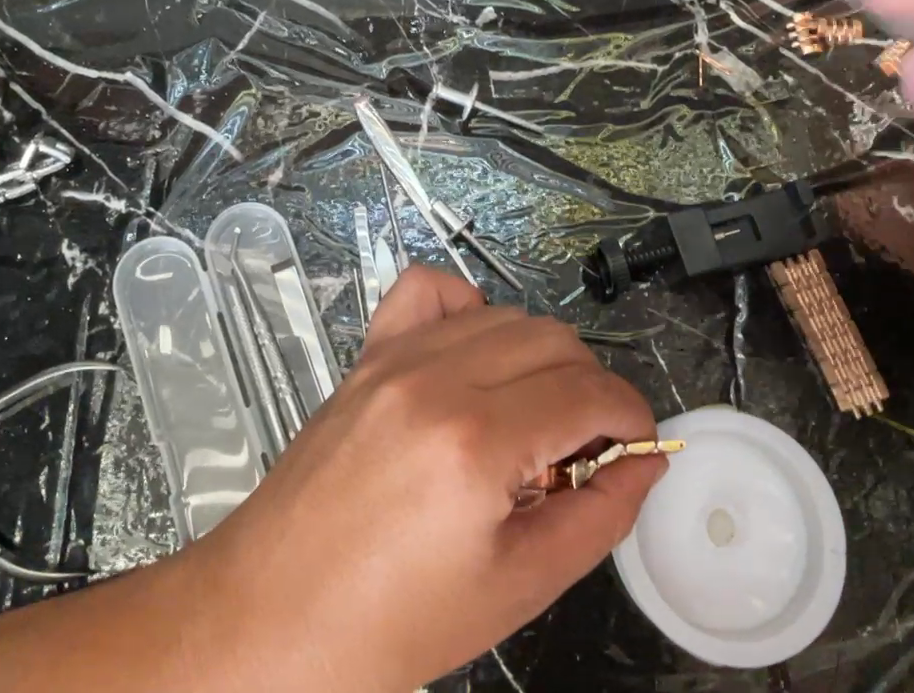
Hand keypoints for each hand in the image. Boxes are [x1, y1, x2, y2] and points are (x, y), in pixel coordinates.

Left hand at [190, 266, 664, 692]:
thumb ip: (599, 517)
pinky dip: (467, 309)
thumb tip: (643, 463)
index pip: (590, 390)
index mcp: (474, 442)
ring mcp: (393, 361)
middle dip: (591, 388)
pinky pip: (425, 292)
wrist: (271, 618)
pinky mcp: (365, 360)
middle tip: (584, 449)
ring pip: (504, 314)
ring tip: (531, 419)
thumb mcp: (516, 588)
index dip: (632, 415)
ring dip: (540, 357)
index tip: (636, 444)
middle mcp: (433, 381)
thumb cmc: (385, 623)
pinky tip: (475, 357)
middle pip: (555, 340)